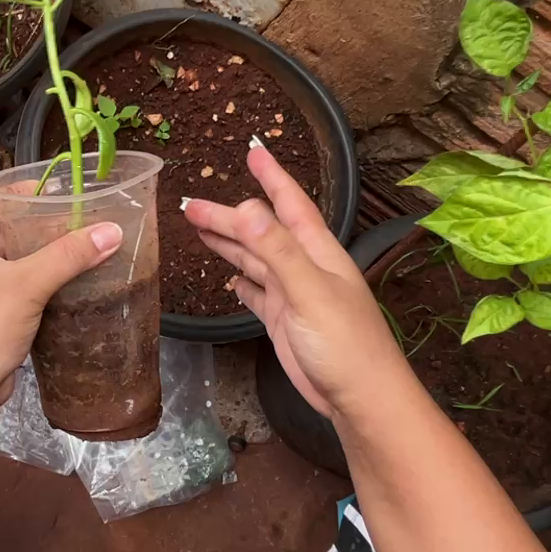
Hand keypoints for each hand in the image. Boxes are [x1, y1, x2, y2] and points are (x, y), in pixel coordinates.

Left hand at [0, 196, 122, 403]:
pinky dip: (38, 283)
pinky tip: (68, 282)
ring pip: (12, 263)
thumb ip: (69, 255)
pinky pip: (16, 289)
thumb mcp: (28, 284)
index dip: (21, 193)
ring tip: (80, 246)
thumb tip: (110, 231)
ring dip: (41, 257)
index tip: (56, 189)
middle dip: (39, 226)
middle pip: (3, 232)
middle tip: (77, 218)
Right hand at [182, 143, 410, 417]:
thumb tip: (245, 209)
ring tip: (198, 227)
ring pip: (254, 259)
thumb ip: (277, 251)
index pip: (290, 204)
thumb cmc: (345, 345)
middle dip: (227, 217)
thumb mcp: (309, 292)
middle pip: (260, 233)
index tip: (253, 151)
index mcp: (317, 253)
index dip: (272, 178)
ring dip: (227, 243)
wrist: (360, 400)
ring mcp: (293, 294)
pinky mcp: (283, 320)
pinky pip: (256, 291)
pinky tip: (229, 277)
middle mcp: (304, 267)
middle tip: (190, 206)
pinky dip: (241, 281)